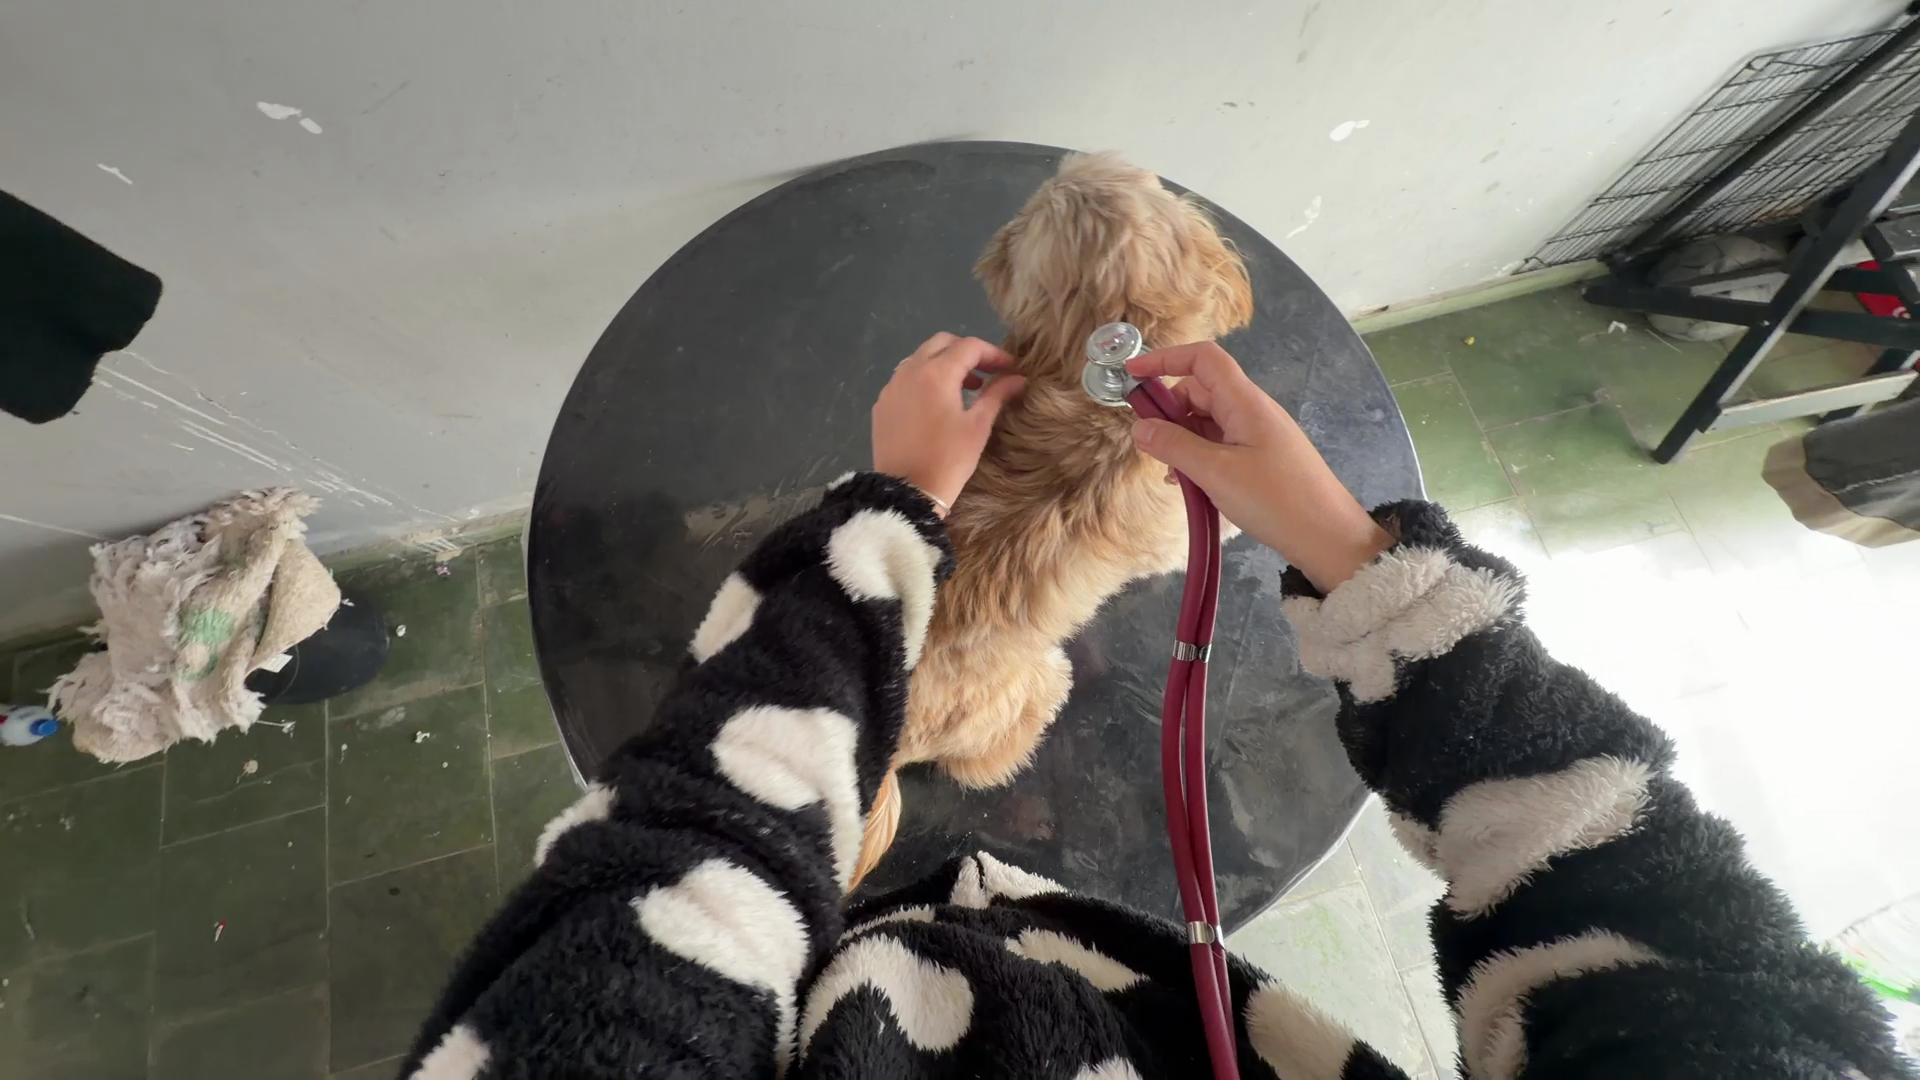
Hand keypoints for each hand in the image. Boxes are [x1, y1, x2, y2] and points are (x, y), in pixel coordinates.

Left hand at [872, 333, 1026, 514]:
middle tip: (986, 372)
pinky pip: (904, 379)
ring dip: (943, 364)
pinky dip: (924, 380)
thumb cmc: (948, 460)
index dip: (993, 353)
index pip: (968, 347)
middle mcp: (909, 371)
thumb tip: (1018, 378)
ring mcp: (891, 387)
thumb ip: (997, 395)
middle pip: (940, 343)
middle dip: (965, 352)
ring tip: (964, 387)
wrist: (907, 493)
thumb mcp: (978, 427)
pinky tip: (936, 403)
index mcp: (936, 373)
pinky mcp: (881, 405)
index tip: (1009, 368)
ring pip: (919, 358)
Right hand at [1126, 342, 1391, 590]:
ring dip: (1181, 440)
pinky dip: (1196, 457)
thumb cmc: (1274, 499)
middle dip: (1169, 412)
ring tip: (1172, 474)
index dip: (1165, 359)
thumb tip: (1139, 427)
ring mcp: (1255, 434)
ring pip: (1205, 421)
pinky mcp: (1257, 458)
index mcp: (1244, 402)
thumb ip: (1173, 446)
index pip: (1203, 359)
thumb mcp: (1215, 473)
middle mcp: (1249, 410)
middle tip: (1150, 445)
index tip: (1131, 375)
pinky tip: (1189, 485)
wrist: (1327, 536)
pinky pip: (1217, 445)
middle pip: (1199, 391)